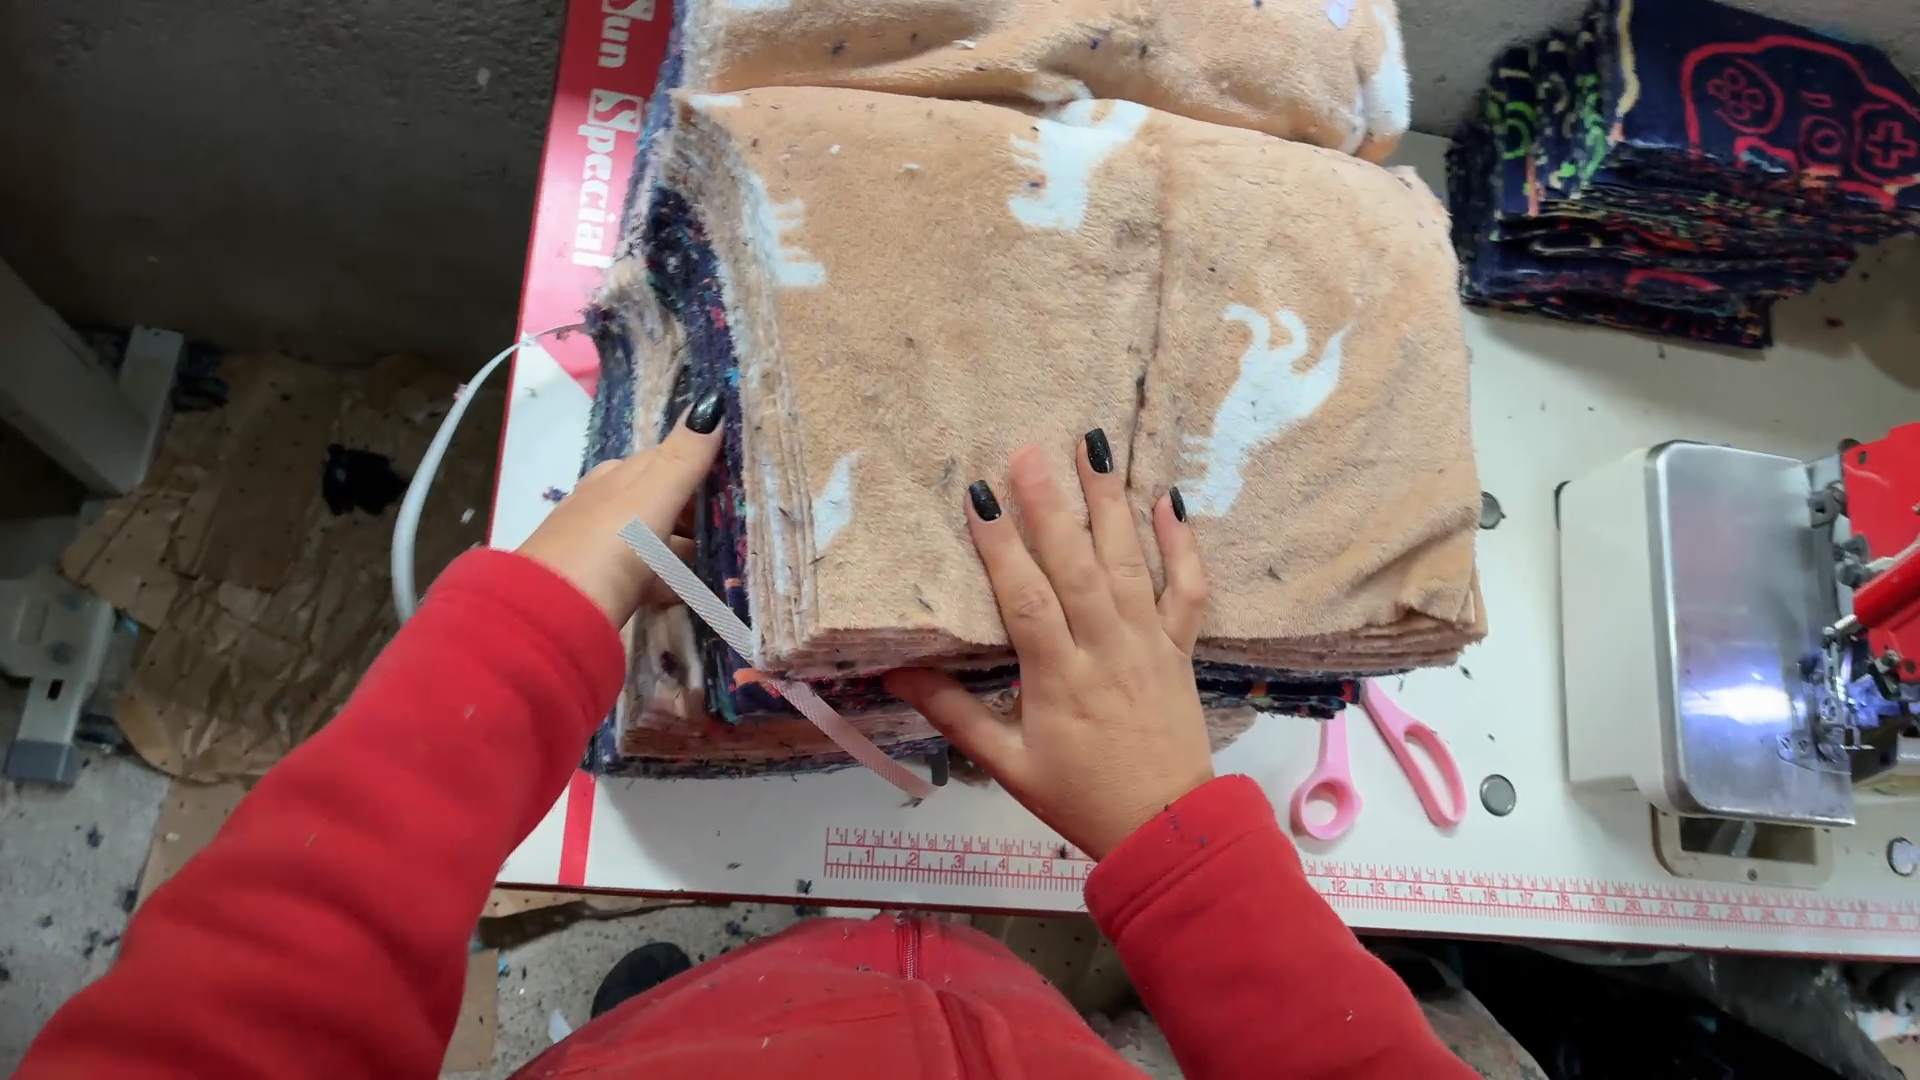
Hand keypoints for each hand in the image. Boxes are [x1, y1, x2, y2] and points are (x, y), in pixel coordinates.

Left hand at [516, 390, 722, 627]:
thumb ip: (684, 456)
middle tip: (741, 523)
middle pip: (664, 499)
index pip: (668, 458)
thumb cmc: (609, 547)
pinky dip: (671, 579)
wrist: (553, 616)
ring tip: (724, 559)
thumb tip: (712, 400)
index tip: (741, 477)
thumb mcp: (652, 498)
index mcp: (619, 476)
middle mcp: (609, 504)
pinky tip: (689, 592)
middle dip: (699, 509)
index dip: (704, 463)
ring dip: (687, 546)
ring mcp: (606, 546)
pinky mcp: (606, 585)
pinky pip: (649, 574)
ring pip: (657, 538)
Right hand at [884, 434, 1213, 859]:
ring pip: (1130, 565)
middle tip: (1029, 452)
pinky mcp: (1180, 648)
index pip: (1026, 601)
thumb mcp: (1008, 766)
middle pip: (1077, 568)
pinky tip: (1170, 500)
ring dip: (1110, 505)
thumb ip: (953, 715)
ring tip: (1094, 451)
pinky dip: (1183, 546)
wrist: (1169, 831)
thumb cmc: (1080, 797)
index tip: (980, 496)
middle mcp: (1107, 650)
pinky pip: (1188, 591)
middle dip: (1050, 507)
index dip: (1000, 548)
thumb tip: (897, 674)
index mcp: (1060, 679)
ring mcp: (1150, 644)